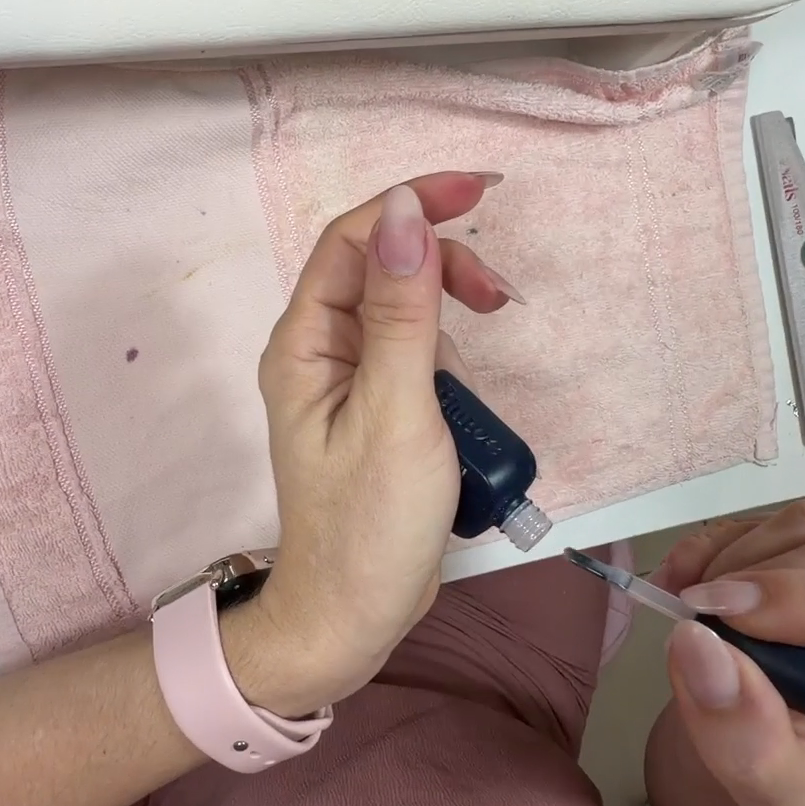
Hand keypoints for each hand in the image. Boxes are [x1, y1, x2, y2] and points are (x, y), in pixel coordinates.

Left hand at [239, 172, 519, 711]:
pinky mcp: (376, 405)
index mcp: (306, 343)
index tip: (477, 191)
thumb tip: (403, 214)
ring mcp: (348, 379)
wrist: (353, 614)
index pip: (352, 241)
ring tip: (489, 342)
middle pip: (379, 267)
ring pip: (402, 308)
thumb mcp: (397, 413)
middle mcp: (319, 350)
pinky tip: (466, 389)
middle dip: (440, 263)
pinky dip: (448, 352)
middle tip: (498, 294)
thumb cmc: (371, 524)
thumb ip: (402, 313)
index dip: (409, 205)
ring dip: (449, 309)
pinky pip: (414, 352)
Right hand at [651, 501, 804, 805]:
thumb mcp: (780, 792)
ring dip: (735, 560)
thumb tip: (698, 646)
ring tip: (693, 609)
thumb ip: (749, 743)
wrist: (790, 740)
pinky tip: (690, 580)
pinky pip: (786, 516)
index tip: (722, 613)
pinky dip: (722, 543)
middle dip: (763, 581)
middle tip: (694, 619)